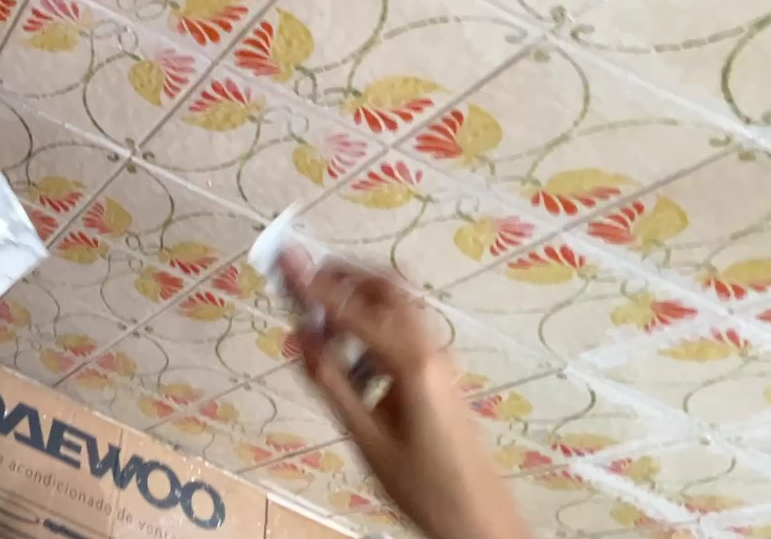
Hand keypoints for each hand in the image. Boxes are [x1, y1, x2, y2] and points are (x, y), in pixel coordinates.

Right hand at [277, 248, 530, 538]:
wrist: (486, 527)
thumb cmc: (424, 488)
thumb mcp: (367, 440)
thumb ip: (331, 382)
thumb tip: (297, 334)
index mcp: (410, 364)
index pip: (351, 310)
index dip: (313, 284)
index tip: (284, 258)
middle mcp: (429, 349)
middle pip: (384, 286)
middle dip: (341, 275)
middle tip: (305, 280)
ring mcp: (439, 358)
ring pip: (396, 302)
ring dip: (357, 295)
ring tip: (322, 318)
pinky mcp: (440, 370)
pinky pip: (403, 324)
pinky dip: (372, 317)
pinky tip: (351, 350)